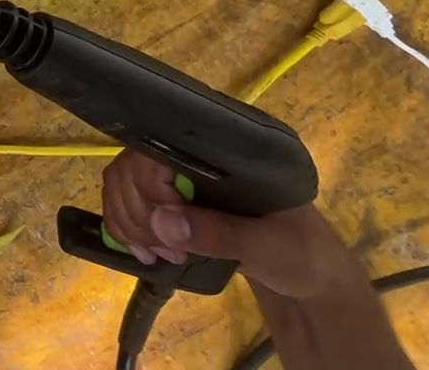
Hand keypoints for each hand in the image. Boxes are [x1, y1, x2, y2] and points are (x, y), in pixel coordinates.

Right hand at [100, 150, 367, 299]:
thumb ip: (222, 234)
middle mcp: (185, 157)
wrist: (309, 277)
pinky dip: (121, 226)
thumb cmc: (304, 256)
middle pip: (129, 169)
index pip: (155, 152)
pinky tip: (139, 250)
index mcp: (216, 155)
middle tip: (167, 252)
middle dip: (139, 215)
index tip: (172, 233)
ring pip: (119, 184)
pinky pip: (122, 202)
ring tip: (156, 254)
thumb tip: (162, 221)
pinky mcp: (163, 200)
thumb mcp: (273, 248)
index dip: (151, 188)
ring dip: (128, 222)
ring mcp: (170, 178)